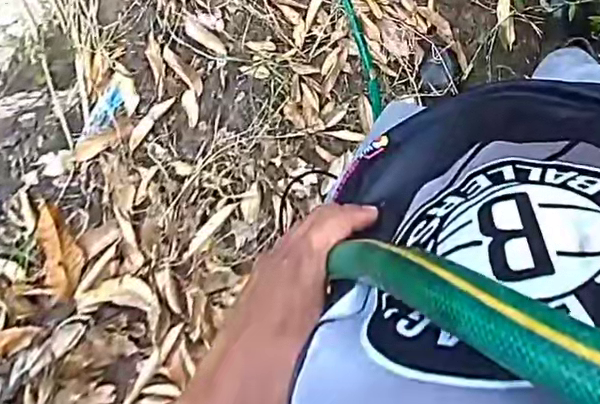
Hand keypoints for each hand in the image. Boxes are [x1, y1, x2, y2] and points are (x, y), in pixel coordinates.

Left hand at [183, 203, 376, 403]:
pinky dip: (309, 251)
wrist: (221, 401)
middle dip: (343, 218)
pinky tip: (320, 279)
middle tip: (369, 228)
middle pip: (314, 220)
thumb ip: (351, 300)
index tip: (379, 217)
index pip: (333, 218)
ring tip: (351, 250)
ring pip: (300, 235)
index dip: (358, 215)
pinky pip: (287, 254)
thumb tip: (376, 289)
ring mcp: (261, 275)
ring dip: (326, 234)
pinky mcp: (252, 293)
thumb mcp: (325, 333)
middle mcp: (278, 261)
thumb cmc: (266, 374)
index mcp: (299, 263)